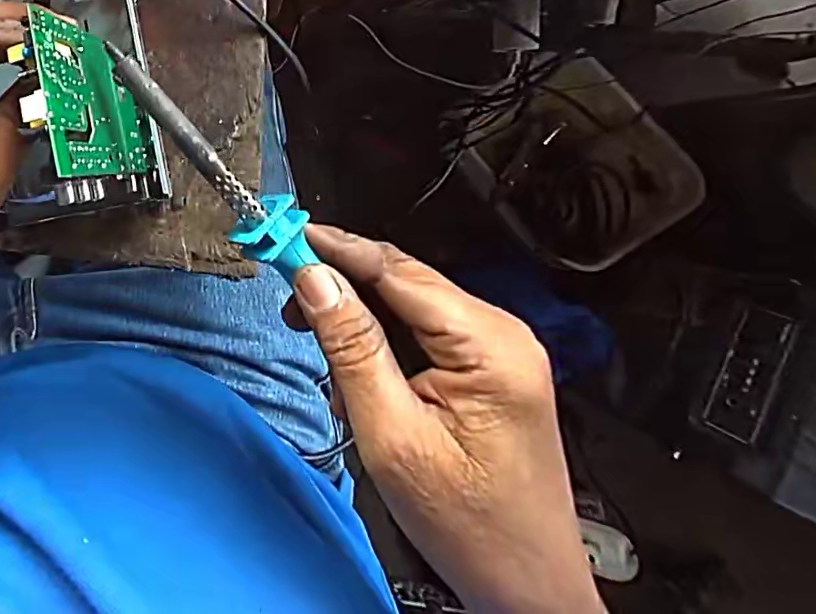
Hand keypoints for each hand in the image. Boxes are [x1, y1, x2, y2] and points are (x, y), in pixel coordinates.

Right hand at [291, 224, 603, 613]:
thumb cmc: (470, 527)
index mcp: (489, 344)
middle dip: (341, 281)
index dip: (336, 248)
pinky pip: (421, 327)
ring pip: (407, 301)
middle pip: (402, 280)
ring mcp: (498, 345)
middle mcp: (500, 331)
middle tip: (290, 292)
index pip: (397, 270)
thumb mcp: (392, 437)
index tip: (288, 238)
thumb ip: (351, 349)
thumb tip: (315, 280)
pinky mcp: (487, 361)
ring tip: (316, 338)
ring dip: (357, 313)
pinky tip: (353, 363)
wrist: (528, 589)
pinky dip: (380, 336)